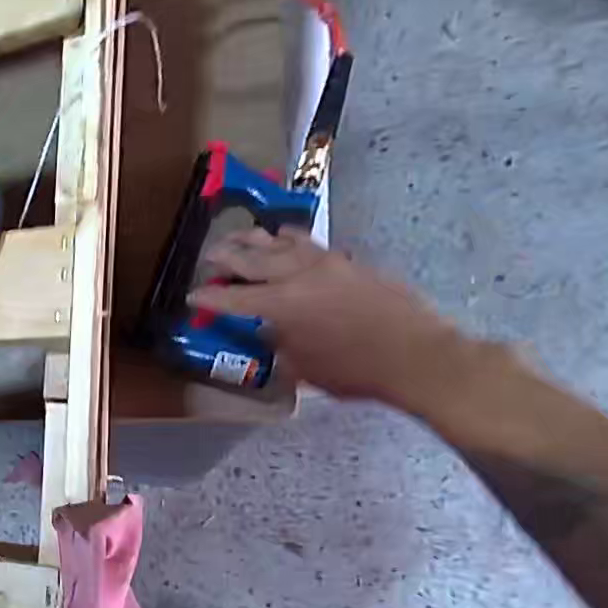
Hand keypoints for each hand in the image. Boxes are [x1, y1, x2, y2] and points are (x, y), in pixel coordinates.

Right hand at [187, 227, 482, 413]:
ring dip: (256, 239)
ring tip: (240, 236)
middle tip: (209, 255)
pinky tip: (284, 238)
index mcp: (281, 304)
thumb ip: (277, 342)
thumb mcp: (300, 366)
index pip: (232, 297)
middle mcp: (299, 276)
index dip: (209, 296)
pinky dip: (289, 240)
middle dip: (226, 256)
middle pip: (252, 258)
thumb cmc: (352, 371)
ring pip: (282, 242)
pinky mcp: (348, 263)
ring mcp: (327, 264)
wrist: (415, 356)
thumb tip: (268, 329)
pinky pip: (309, 244)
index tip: (192, 296)